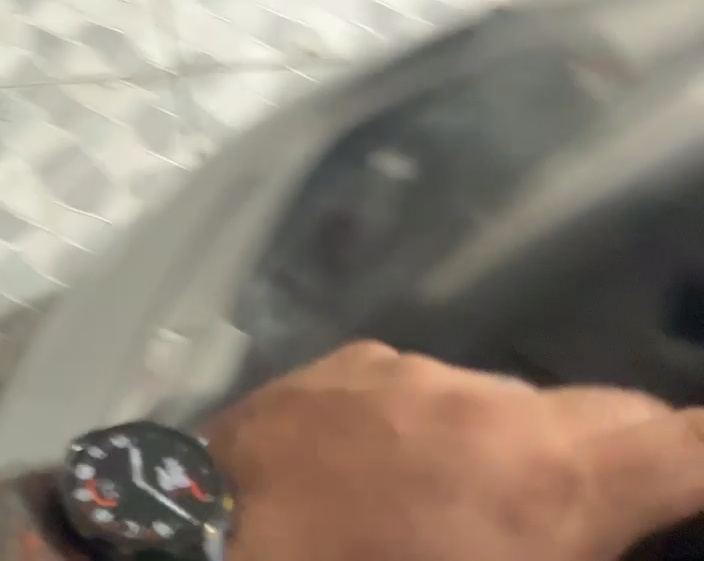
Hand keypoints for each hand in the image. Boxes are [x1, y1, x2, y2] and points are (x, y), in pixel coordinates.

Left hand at [204, 341, 703, 560]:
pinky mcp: (341, 357)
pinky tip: (395, 455)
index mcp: (552, 466)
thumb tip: (592, 518)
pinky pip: (419, 380)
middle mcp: (481, 395)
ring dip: (511, 433)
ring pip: (502, 393)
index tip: (694, 486)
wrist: (234, 531)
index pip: (689, 439)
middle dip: (617, 454)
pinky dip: (434, 412)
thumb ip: (582, 533)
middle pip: (600, 408)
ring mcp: (402, 366)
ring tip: (470, 488)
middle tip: (594, 509)